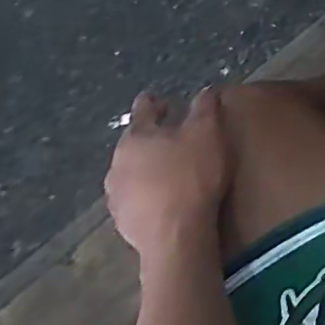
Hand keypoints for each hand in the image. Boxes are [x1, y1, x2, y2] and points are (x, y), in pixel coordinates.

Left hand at [105, 89, 230, 259]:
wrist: (175, 233)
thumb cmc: (193, 173)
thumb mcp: (208, 131)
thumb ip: (205, 107)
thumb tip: (203, 91)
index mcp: (136, 139)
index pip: (143, 112)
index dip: (151, 102)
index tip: (153, 95)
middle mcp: (117, 164)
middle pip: (136, 141)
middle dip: (154, 133)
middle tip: (175, 128)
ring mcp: (116, 194)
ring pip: (133, 168)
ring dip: (150, 161)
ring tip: (172, 161)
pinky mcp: (122, 217)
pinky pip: (136, 191)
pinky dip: (149, 185)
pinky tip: (166, 189)